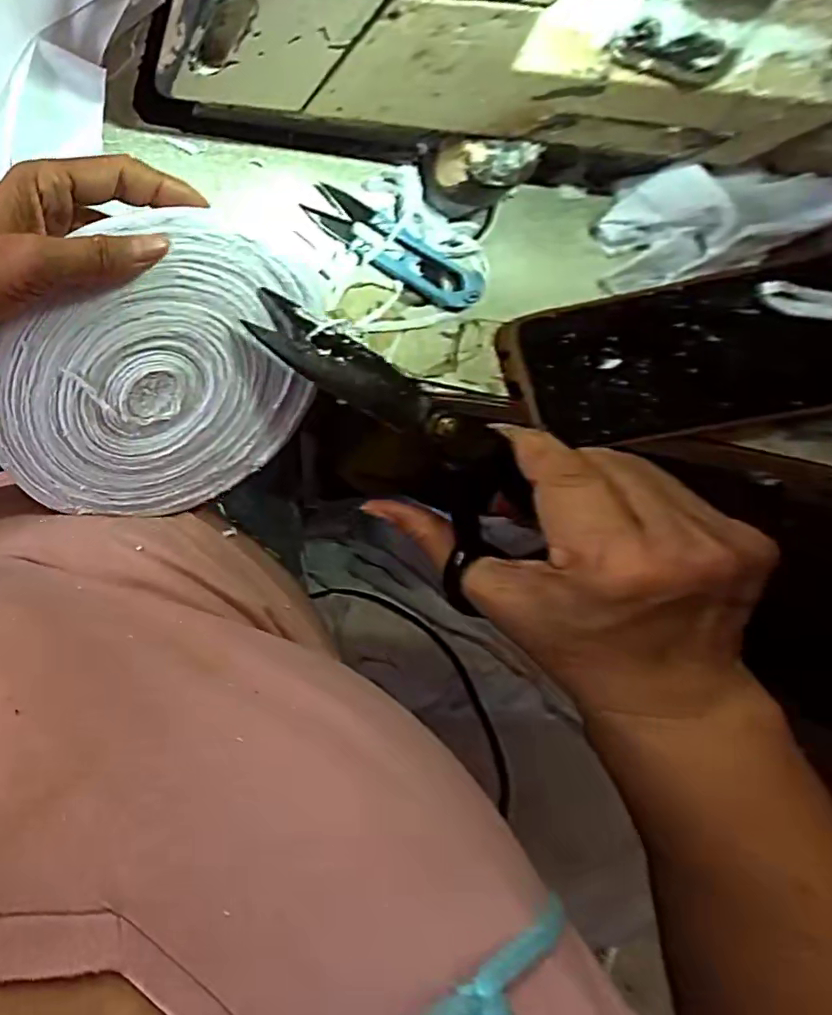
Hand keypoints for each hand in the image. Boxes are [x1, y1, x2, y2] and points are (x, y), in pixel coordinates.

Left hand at [0, 156, 206, 358]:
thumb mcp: (33, 262)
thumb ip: (96, 254)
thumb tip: (161, 247)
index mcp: (42, 182)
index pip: (117, 174)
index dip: (162, 189)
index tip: (200, 213)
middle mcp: (45, 205)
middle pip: (112, 207)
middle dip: (150, 225)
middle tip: (193, 252)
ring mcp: (40, 242)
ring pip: (98, 243)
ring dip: (128, 259)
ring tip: (170, 281)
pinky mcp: (35, 275)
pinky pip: (81, 271)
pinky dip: (104, 283)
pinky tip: (128, 301)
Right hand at [364, 428, 778, 721]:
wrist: (666, 687)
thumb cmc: (567, 643)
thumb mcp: (488, 590)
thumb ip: (435, 538)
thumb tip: (379, 505)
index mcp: (609, 559)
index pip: (566, 470)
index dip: (525, 445)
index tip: (493, 438)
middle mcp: (677, 541)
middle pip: (601, 460)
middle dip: (552, 465)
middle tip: (516, 491)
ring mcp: (722, 537)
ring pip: (638, 466)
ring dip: (591, 475)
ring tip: (561, 506)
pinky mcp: (747, 537)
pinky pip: (671, 486)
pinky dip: (629, 491)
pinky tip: (608, 519)